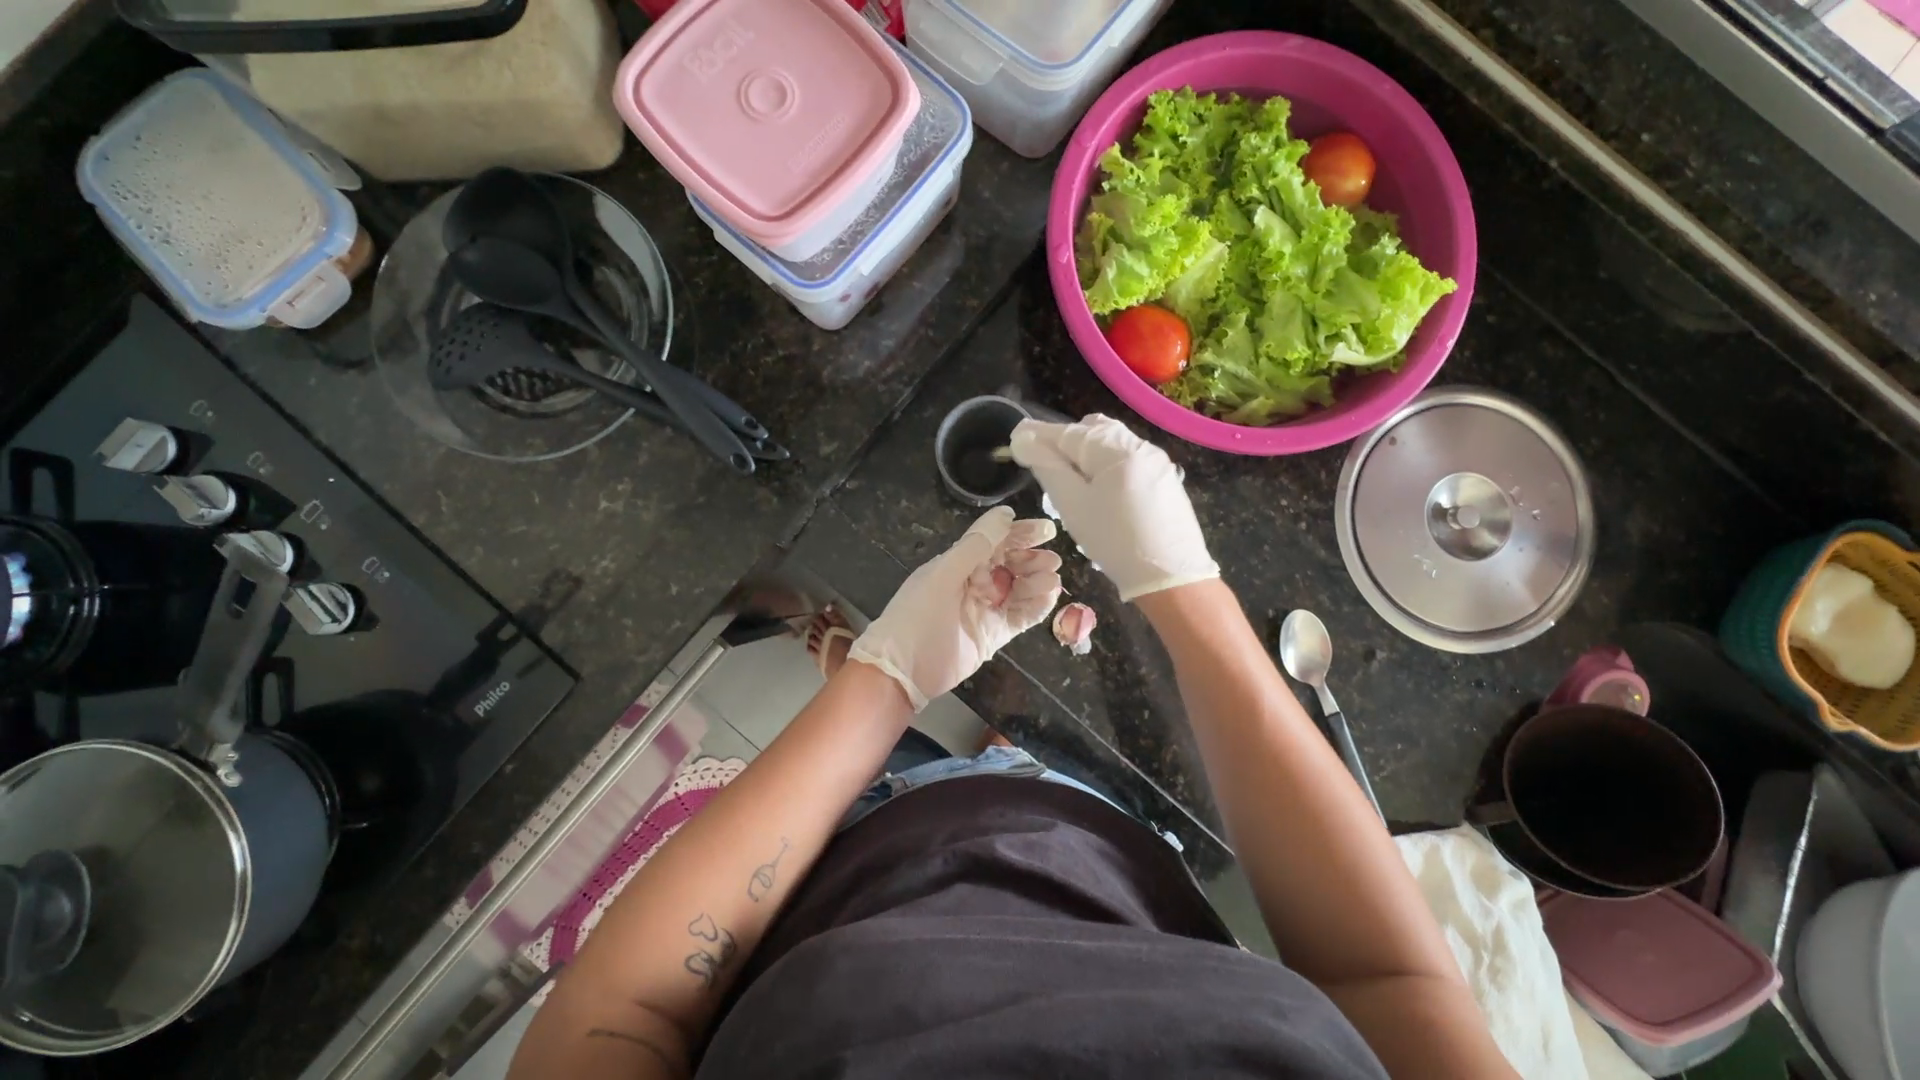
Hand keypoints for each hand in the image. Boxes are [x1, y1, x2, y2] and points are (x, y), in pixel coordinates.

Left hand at [848, 506, 1062, 710]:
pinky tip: (1048, 599)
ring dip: (1037, 582)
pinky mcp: (993, 635)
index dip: (1020, 534)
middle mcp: (974, 583)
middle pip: (1011, 564)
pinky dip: (1035, 607)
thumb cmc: (917, 617)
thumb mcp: (943, 576)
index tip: (1047, 530)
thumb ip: (975, 547)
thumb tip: (1005, 515)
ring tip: (1052, 581)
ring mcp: (984, 609)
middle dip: (1032, 559)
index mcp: (958, 564)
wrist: (901, 671)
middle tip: (1052, 561)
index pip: (995, 541)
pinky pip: (1020, 616)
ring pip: (1019, 589)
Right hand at [1009, 414, 1218, 601]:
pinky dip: (1106, 464)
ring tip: (1071, 479)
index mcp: (1117, 450)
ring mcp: (1156, 461)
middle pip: (1094, 431)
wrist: (1171, 578)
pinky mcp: (1164, 478)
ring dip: (1087, 453)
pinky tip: (1099, 489)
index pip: (1069, 432)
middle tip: (1044, 463)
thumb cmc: (1115, 543)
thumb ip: (1048, 469)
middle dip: (1065, 442)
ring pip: (1112, 443)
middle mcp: (1140, 446)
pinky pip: (1128, 458)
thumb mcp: (1073, 507)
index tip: (1016, 438)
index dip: (1040, 434)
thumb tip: (1026, 441)